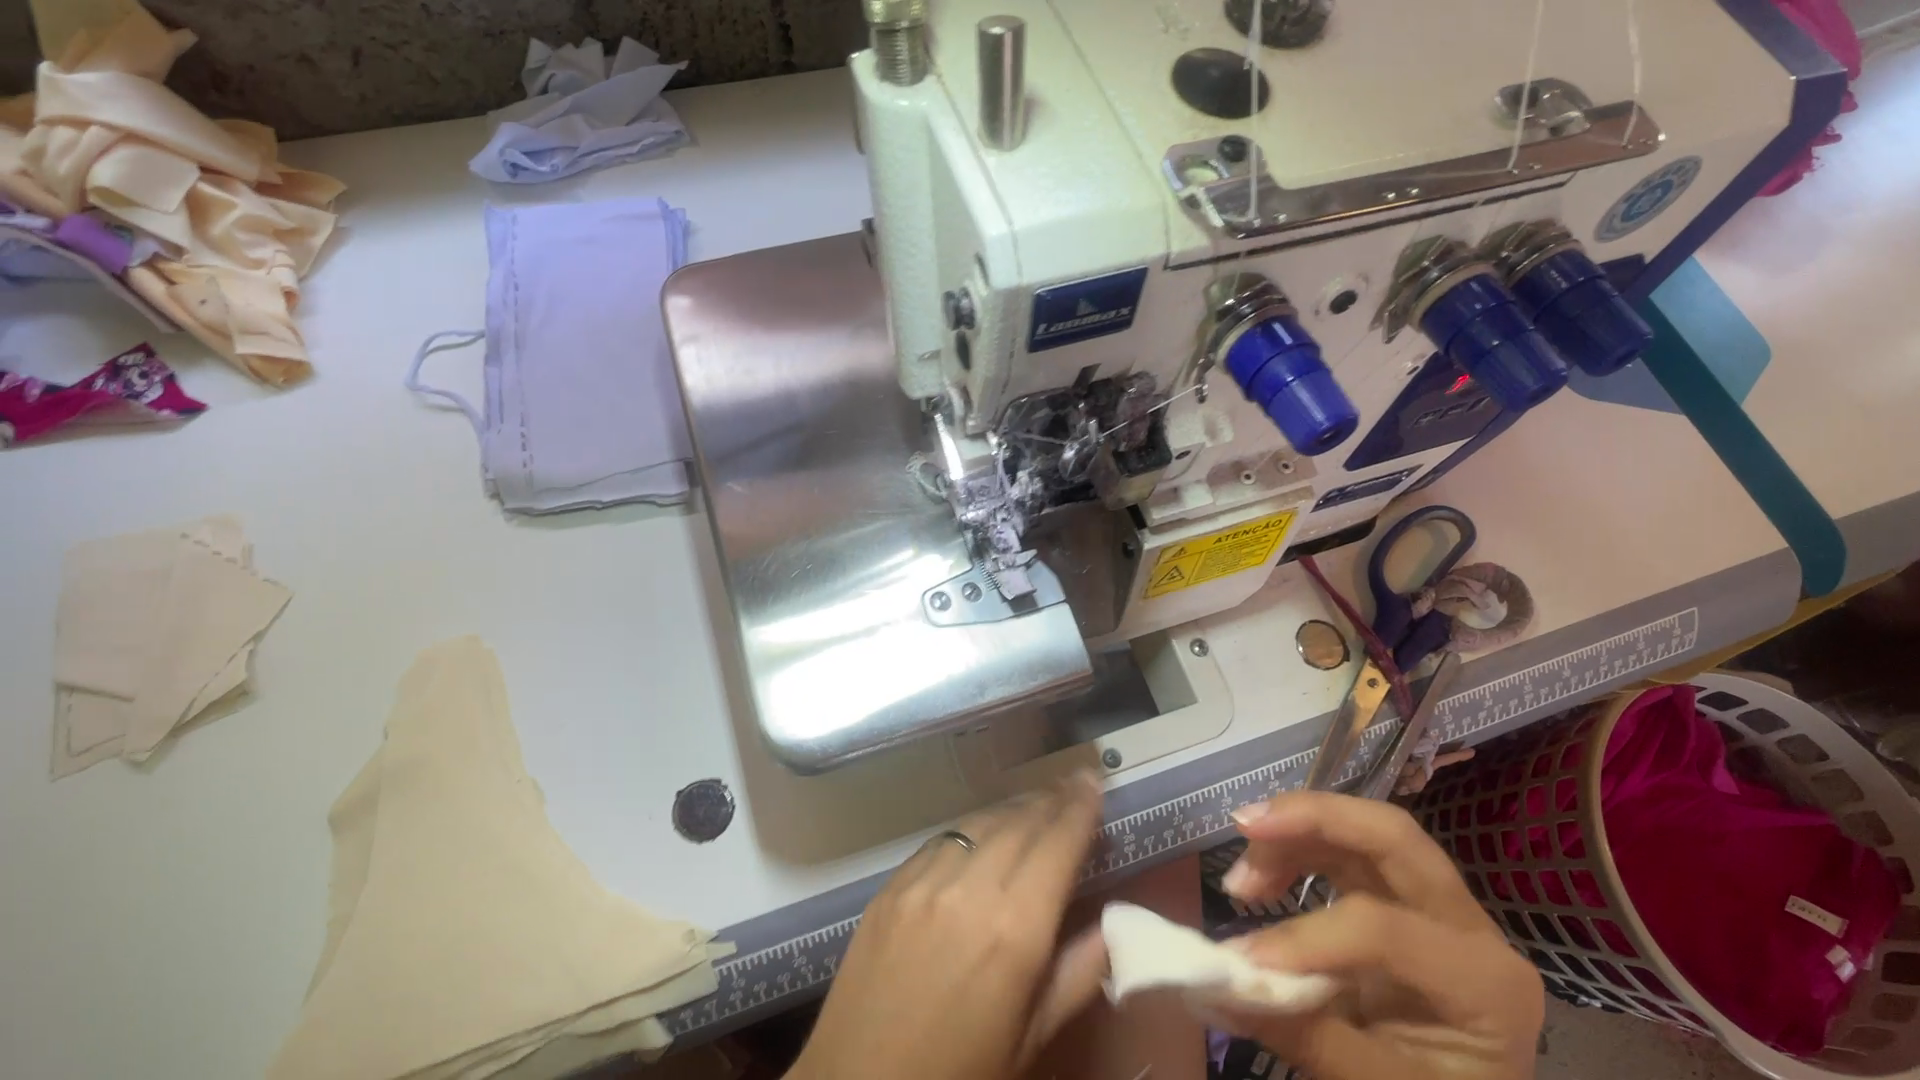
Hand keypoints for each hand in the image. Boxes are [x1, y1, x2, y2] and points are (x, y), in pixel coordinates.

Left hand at [789, 774, 1109, 1079]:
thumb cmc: (960, 1072)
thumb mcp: (1033, 1036)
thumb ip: (1078, 973)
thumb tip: (1112, 924)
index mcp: (1015, 928)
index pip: (1058, 844)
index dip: (1080, 808)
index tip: (1094, 780)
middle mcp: (969, 888)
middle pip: (1020, 823)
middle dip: (1051, 800)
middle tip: (1073, 784)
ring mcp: (922, 882)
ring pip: (977, 823)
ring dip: (1012, 809)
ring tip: (1034, 805)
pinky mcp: (888, 887)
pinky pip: (939, 842)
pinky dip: (970, 830)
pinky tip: (979, 836)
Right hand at [1219, 792, 1542, 1079]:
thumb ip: (1304, 1035)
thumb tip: (1218, 989)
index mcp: (1485, 983)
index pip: (1385, 930)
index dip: (1306, 936)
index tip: (1243, 961)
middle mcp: (1473, 928)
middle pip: (1393, 837)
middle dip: (1314, 818)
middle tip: (1245, 825)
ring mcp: (1442, 907)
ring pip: (1369, 832)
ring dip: (1297, 833)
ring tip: (1240, 881)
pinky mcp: (1407, 902)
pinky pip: (1354, 852)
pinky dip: (1302, 848)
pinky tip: (1264, 878)